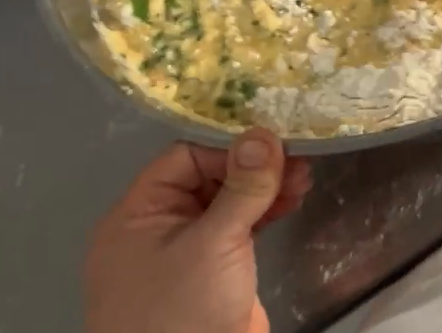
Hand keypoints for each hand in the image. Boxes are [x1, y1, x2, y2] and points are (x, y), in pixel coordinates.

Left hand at [85, 128, 312, 332]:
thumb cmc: (183, 309)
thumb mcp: (215, 243)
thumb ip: (242, 186)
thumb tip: (263, 132)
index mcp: (139, 216)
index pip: (186, 157)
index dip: (231, 146)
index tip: (278, 144)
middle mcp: (159, 225)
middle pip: (212, 173)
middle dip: (257, 165)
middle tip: (301, 162)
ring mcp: (186, 247)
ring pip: (231, 196)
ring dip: (268, 185)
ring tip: (303, 183)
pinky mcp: (213, 265)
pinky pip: (240, 220)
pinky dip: (267, 207)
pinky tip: (293, 202)